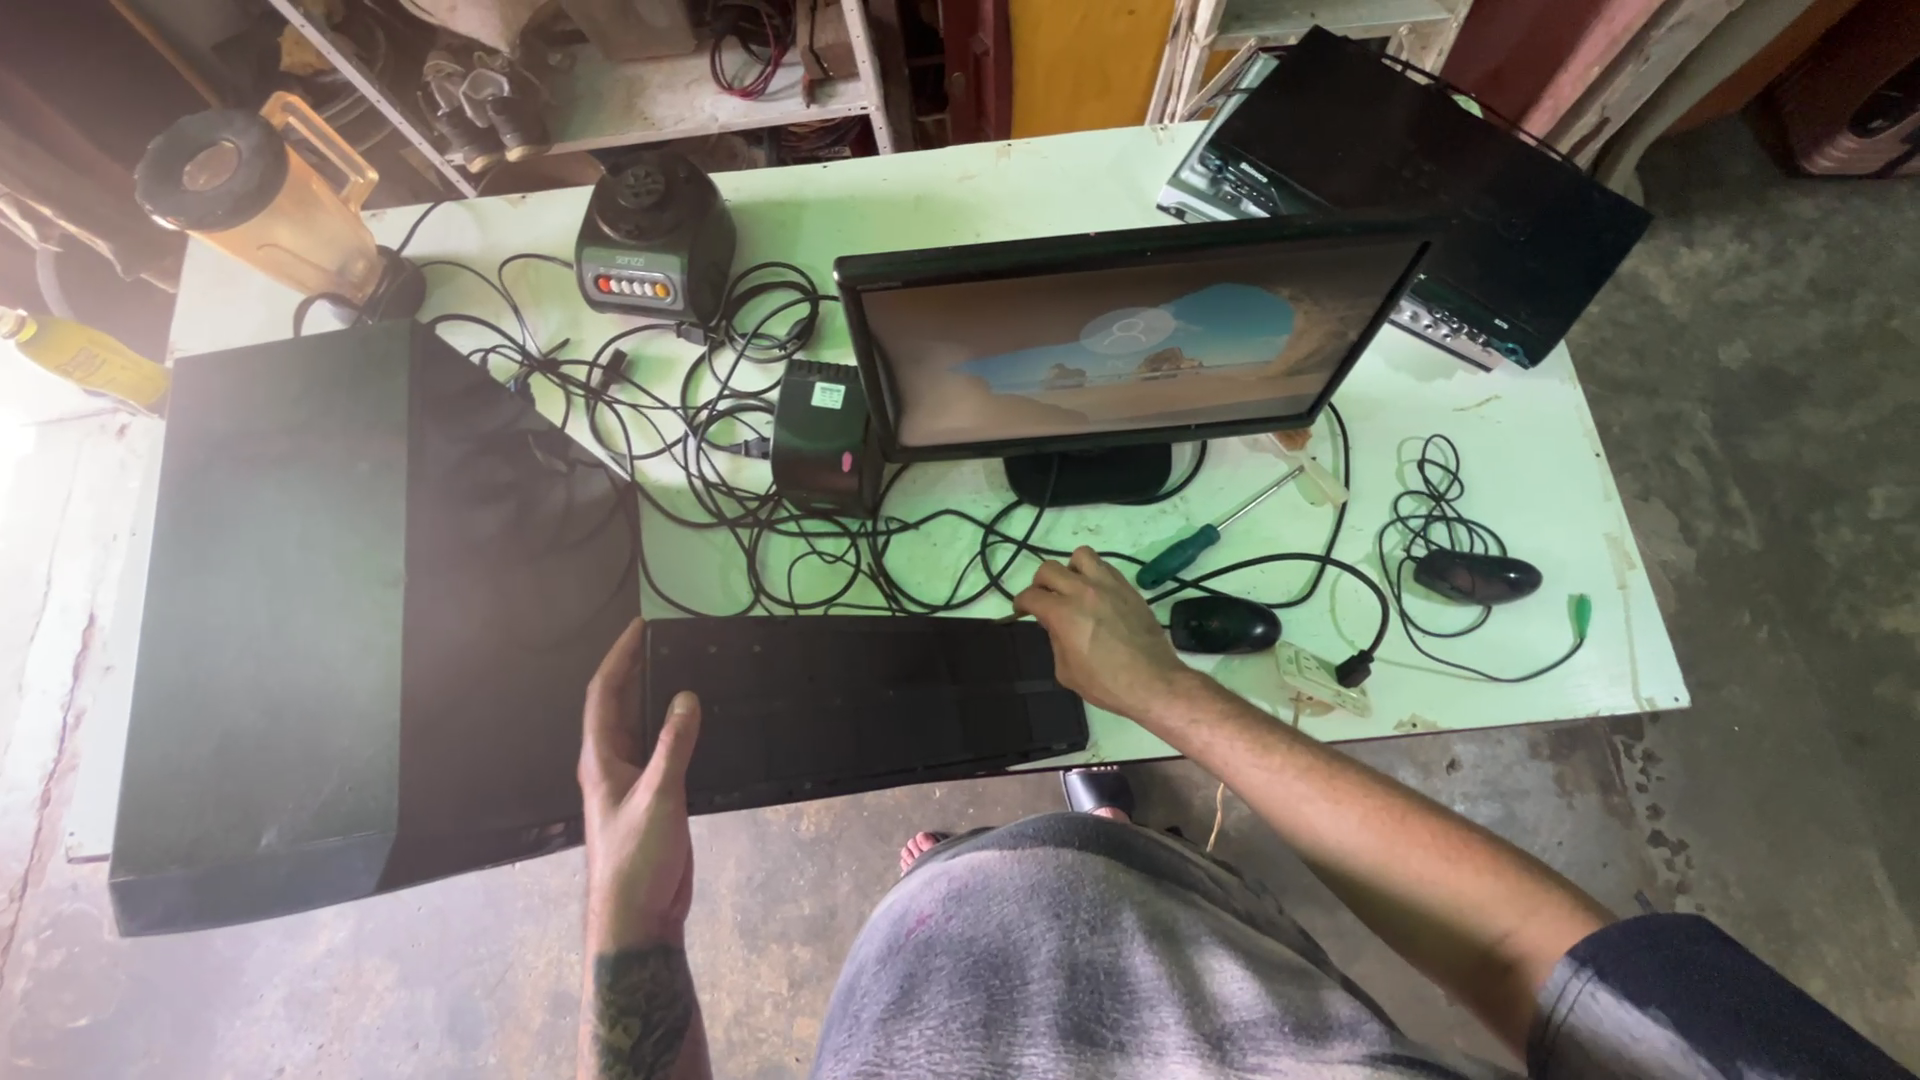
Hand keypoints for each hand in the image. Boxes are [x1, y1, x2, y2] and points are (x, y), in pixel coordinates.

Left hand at [578, 618, 701, 949]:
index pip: (605, 695)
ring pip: (643, 725)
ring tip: (688, 667)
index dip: (619, 658)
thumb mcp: (658, 797)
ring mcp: (634, 779)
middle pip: (621, 704)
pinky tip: (700, 720)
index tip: (640, 627)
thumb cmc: (636, 857)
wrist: (639, 915)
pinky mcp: (657, 795)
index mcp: (601, 759)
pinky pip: (665, 748)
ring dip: (659, 696)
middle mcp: (612, 762)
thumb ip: (673, 746)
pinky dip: (679, 727)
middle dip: (639, 669)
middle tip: (669, 638)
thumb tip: (687, 696)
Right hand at [1013, 546, 1193, 720]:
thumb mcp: (1066, 671)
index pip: (1031, 596)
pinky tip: (1096, 593)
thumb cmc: (1106, 683)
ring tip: (1073, 587)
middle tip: (1044, 599)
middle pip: (1049, 569)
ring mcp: (1108, 586)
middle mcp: (1083, 591)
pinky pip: (1105, 566)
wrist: (1153, 681)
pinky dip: (1094, 574)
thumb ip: (1055, 641)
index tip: (1022, 609)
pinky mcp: (1128, 588)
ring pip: (1080, 555)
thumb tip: (1055, 625)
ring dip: (1070, 569)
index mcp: (1063, 613)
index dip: (1021, 603)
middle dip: (1040, 584)